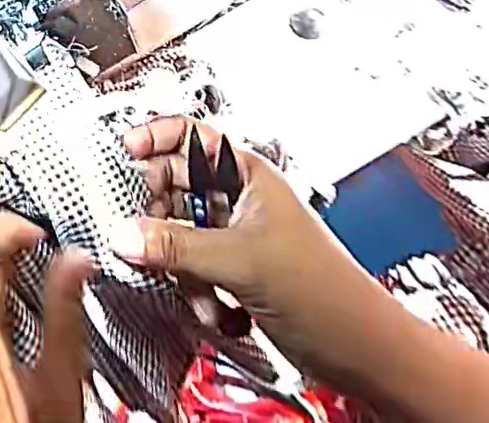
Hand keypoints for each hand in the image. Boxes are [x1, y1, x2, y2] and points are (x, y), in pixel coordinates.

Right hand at [108, 116, 414, 391]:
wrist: (363, 354)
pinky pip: (190, 263)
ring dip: (181, 264)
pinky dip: (194, 287)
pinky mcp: (232, 266)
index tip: (127, 147)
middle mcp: (238, 195)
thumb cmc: (328, 292)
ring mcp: (234, 231)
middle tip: (146, 232)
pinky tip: (216, 307)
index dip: (156, 135)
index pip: (190, 135)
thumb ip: (176, 246)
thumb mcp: (241, 261)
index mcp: (247, 172)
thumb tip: (124, 233)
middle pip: (176, 186)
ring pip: (180, 230)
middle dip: (162, 218)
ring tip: (200, 287)